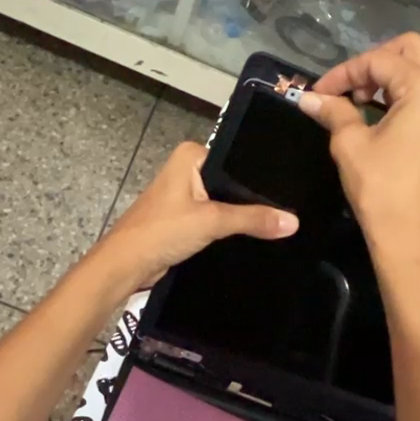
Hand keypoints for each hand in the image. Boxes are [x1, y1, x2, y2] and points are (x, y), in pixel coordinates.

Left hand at [93, 140, 297, 291]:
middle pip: (233, 182)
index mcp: (191, 155)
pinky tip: (254, 236)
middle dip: (254, 198)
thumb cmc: (162, 232)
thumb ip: (253, 219)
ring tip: (279, 223)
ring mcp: (186, 195)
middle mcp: (188, 169)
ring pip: (225, 202)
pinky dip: (230, 228)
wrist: (126, 265)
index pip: (238, 159)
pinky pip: (216, 219)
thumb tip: (293, 221)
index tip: (293, 188)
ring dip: (242, 216)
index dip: (262, 177)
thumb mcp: (212, 221)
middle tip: (292, 208)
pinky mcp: (185, 219)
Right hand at [297, 34, 419, 282]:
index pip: (379, 61)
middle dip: (371, 63)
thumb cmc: (381, 189)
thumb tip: (308, 97)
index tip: (318, 91)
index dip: (344, 72)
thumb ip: (333, 111)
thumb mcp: (350, 144)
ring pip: (419, 69)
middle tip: (345, 88)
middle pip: (408, 51)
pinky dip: (400, 92)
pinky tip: (376, 112)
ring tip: (357, 100)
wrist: (410, 236)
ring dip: (386, 76)